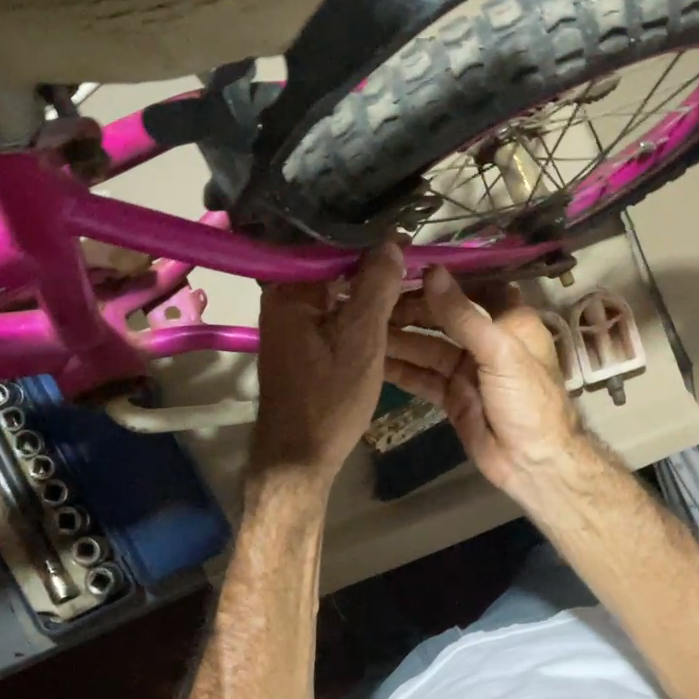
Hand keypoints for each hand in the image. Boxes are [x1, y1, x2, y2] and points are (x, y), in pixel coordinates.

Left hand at [249, 244, 404, 491]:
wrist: (299, 457)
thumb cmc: (329, 398)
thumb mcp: (361, 339)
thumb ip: (376, 287)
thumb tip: (391, 242)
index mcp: (289, 290)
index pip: (333, 247)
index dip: (373, 243)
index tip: (409, 241)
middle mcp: (283, 300)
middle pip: (335, 270)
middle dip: (374, 269)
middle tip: (416, 266)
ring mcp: (291, 326)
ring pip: (337, 297)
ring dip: (371, 295)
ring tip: (411, 290)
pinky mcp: (302, 348)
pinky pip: (334, 320)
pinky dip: (359, 318)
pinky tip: (388, 320)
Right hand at [383, 266, 585, 497]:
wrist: (533, 463)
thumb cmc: (528, 400)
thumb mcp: (500, 351)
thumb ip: (463, 315)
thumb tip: (432, 272)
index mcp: (510, 321)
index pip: (473, 287)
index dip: (442, 278)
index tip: (403, 266)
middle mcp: (488, 341)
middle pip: (444, 317)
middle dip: (411, 309)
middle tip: (371, 299)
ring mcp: (468, 370)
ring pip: (428, 347)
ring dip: (400, 338)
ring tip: (362, 327)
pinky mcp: (452, 396)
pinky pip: (422, 377)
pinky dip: (400, 370)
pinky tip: (372, 360)